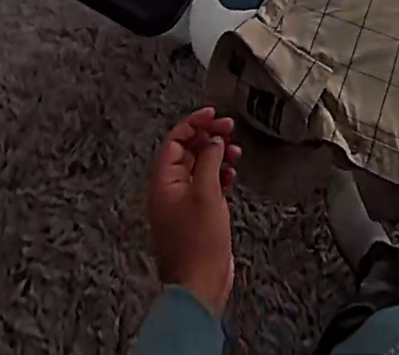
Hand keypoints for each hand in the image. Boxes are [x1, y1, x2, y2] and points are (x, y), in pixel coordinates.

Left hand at [146, 108, 240, 315]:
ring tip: (235, 151)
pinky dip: (220, 173)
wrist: (200, 285)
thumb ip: (209, 159)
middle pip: (187, 150)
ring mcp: (184, 201)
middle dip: (208, 136)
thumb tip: (213, 140)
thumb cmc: (198, 242)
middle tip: (228, 128)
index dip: (193, 122)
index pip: (175, 140)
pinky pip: (207, 182)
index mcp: (163, 181)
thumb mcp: (205, 191)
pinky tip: (232, 173)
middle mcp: (170, 189)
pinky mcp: (198, 213)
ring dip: (217, 154)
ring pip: (199, 165)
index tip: (212, 114)